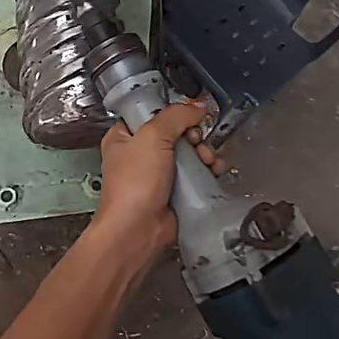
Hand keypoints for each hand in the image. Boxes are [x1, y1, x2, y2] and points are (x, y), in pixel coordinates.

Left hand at [94, 100, 224, 256]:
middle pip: (176, 131)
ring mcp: (160, 173)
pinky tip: (213, 169)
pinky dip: (208, 169)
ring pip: (190, 152)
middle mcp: (141, 154)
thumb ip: (176, 116)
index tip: (186, 114)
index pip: (151, 112)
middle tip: (195, 140)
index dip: (171, 111)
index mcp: (125, 137)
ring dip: (204, 152)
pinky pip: (198, 173)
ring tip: (206, 158)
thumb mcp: (152, 137)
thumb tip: (196, 106)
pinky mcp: (177, 190)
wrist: (138, 231)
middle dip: (193, 134)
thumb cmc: (132, 187)